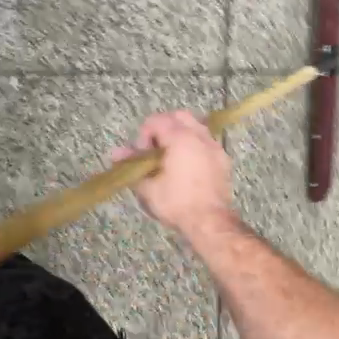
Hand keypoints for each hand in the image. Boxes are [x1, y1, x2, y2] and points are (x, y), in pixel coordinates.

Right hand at [111, 110, 234, 236]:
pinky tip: (186, 165)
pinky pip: (206, 141)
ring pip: (195, 126)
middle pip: (179, 116)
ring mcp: (214, 147)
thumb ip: (132, 165)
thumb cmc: (176, 203)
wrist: (209, 221)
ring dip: (179, 134)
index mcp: (180, 138)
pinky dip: (193, 145)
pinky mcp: (223, 159)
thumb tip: (115, 152)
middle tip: (154, 150)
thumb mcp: (147, 186)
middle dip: (163, 127)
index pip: (156, 121)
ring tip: (169, 157)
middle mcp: (199, 136)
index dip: (143, 135)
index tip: (141, 155)